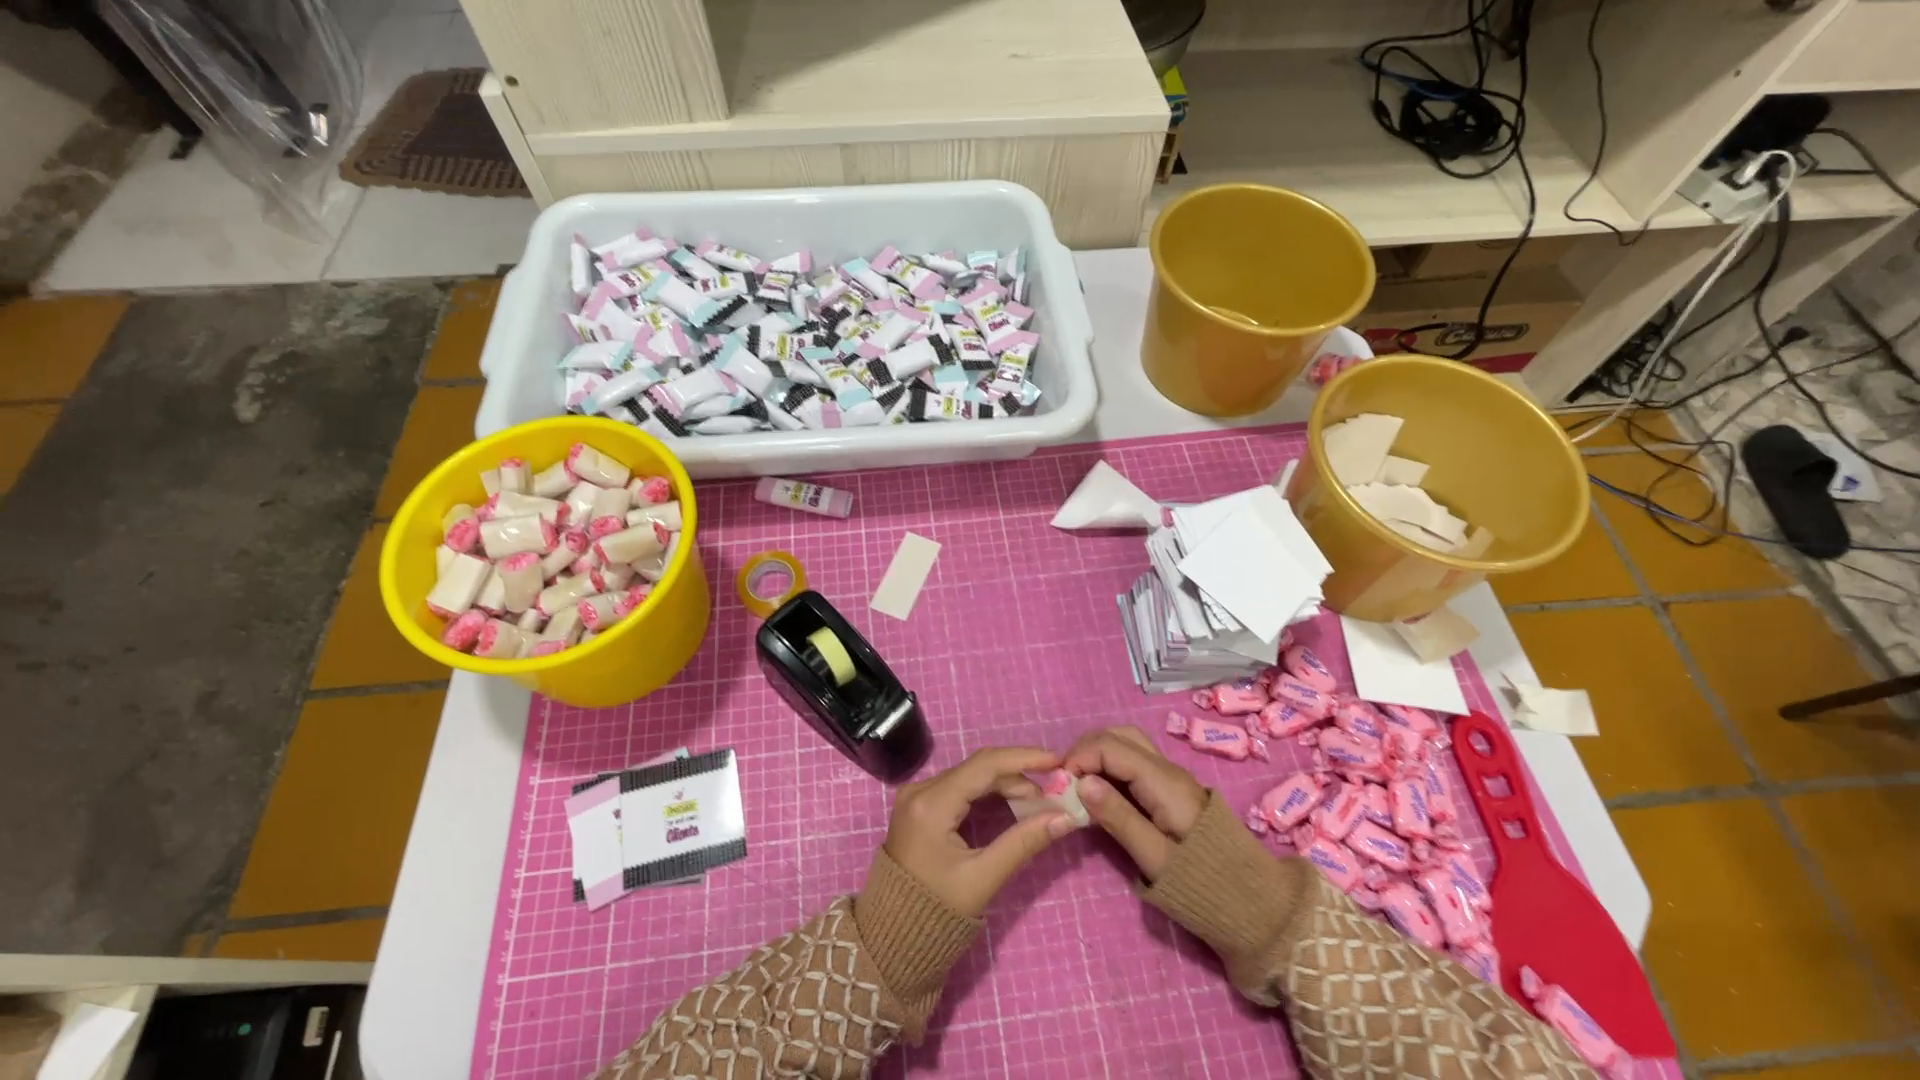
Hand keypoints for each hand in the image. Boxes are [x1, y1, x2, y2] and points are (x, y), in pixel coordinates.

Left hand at [880, 747, 1077, 916]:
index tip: (1057, 761)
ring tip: (1038, 800)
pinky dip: (988, 792)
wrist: (891, 934)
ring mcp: (917, 796)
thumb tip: (1065, 817)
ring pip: (970, 776)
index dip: (1024, 759)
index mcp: (931, 803)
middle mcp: (920, 790)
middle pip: (978, 768)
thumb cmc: (936, 909)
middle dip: (1019, 774)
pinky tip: (1013, 803)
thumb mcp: (984, 877)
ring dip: (1006, 783)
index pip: (984, 765)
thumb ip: (1024, 842)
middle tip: (1054, 789)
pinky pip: (960, 787)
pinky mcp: (919, 806)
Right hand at [1063, 726, 1206, 881]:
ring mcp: (1169, 777)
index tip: (1059, 787)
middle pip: (1119, 735)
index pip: (1110, 746)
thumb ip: (1118, 818)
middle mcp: (1167, 769)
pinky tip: (1098, 793)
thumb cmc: (1198, 880)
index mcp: (1163, 782)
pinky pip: (1133, 763)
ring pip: (1127, 744)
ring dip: (1097, 756)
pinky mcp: (1168, 788)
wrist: (1244, 895)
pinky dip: (1109, 768)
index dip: (1078, 758)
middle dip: (1085, 751)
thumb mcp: (1154, 857)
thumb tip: (1082, 783)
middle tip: (1065, 783)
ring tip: (1078, 786)